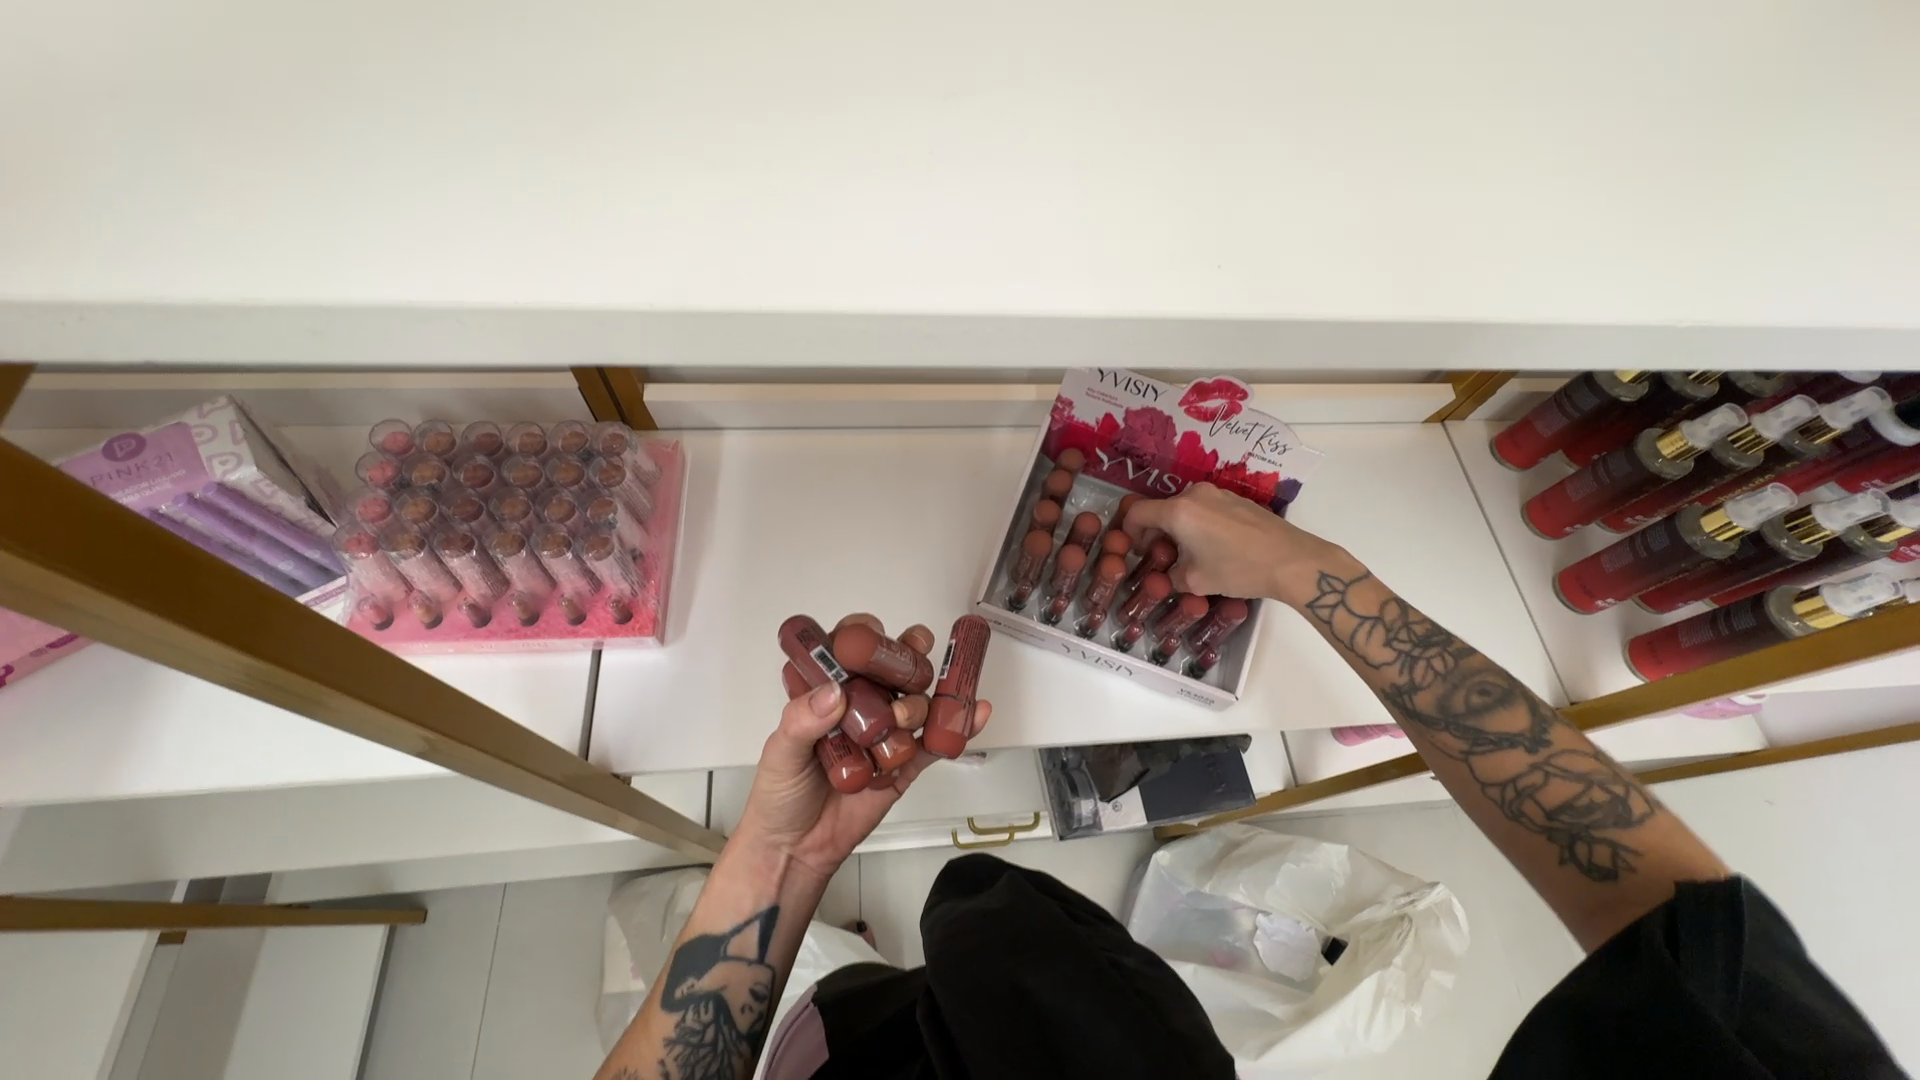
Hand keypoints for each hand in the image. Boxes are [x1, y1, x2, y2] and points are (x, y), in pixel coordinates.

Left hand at [735, 614, 992, 878]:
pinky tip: (975, 713)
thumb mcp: (781, 752)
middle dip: (907, 656)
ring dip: (919, 701)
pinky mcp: (905, 765)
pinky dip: (957, 727)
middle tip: (914, 650)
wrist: (797, 850)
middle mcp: (861, 707)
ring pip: (916, 703)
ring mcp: (885, 734)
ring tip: (904, 717)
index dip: (864, 637)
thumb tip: (833, 692)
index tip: (873, 636)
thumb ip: (802, 721)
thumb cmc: (780, 796)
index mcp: (827, 694)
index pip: (849, 653)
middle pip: (893, 670)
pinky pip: (934, 742)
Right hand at [1123, 482, 1350, 605]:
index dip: (1129, 532)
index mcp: (1178, 511)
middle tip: (1160, 558)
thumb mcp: (1196, 581)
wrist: (1293, 561)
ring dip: (1177, 529)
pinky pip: (1205, 509)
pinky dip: (1197, 525)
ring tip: (1188, 556)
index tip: (1135, 551)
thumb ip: (1171, 576)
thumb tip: (1167, 575)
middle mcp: (1195, 494)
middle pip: (1161, 509)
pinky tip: (1212, 548)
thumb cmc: (1239, 569)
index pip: (1138, 513)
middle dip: (1155, 533)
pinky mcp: (1237, 499)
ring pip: (1184, 509)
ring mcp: (1218, 493)